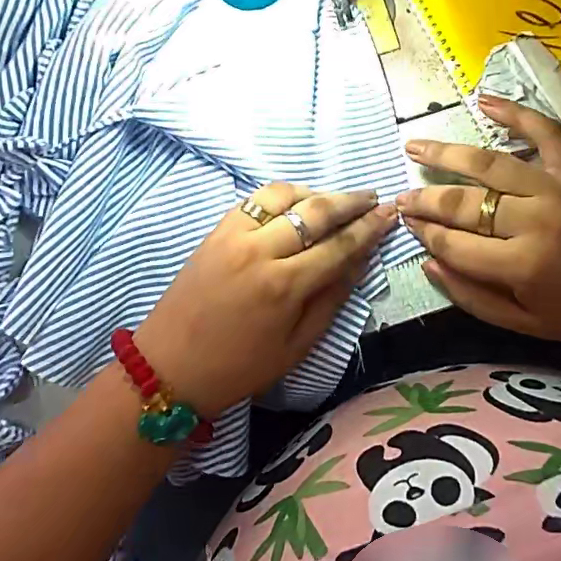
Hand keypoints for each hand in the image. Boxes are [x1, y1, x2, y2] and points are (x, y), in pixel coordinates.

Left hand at [133, 184, 397, 414]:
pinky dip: (282, 195)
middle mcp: (261, 251)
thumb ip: (332, 298)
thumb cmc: (240, 367)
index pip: (340, 245)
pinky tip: (297, 203)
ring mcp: (234, 235)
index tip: (391, 212)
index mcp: (285, 286)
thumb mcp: (298, 345)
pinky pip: (255, 199)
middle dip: (351, 201)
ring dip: (316, 192)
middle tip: (373, 197)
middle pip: (317, 211)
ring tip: (336, 201)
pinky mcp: (215, 231)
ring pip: (285, 195)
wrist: (169, 367)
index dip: (370, 227)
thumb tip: (361, 261)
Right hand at [397, 96, 560, 348]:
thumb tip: (428, 261)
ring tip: (415, 146)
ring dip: (447, 152)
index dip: (424, 233)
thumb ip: (472, 296)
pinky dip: (515, 113)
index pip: (454, 243)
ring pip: (490, 164)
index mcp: (523, 266)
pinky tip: (483, 100)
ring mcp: (558, 188)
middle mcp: (536, 221)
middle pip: (465, 203)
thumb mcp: (526, 324)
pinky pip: (544, 132)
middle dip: (425, 199)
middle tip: (400, 195)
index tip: (404, 223)